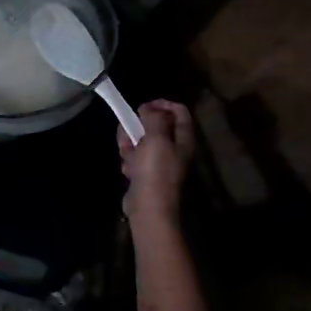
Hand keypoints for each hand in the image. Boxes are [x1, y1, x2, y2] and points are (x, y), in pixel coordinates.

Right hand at [118, 99, 195, 223]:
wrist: (148, 207)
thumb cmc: (155, 171)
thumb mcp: (156, 138)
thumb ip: (154, 118)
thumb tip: (149, 108)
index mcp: (182, 138)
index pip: (178, 111)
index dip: (162, 104)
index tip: (143, 106)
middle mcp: (173, 147)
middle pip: (155, 124)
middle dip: (137, 126)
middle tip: (130, 132)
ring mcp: (158, 160)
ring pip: (140, 139)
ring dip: (129, 144)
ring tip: (127, 154)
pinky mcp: (145, 171)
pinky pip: (134, 155)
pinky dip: (128, 159)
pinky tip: (128, 169)